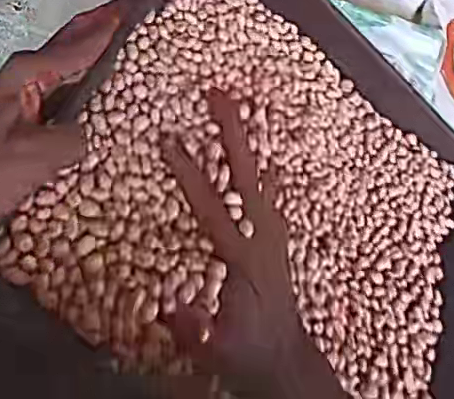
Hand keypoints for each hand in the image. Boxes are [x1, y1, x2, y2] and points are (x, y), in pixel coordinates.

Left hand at [0, 0, 127, 246]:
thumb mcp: (32, 158)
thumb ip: (74, 138)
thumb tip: (105, 129)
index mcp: (29, 71)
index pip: (84, 38)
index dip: (117, 18)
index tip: (148, 0)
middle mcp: (27, 74)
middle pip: (76, 38)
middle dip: (109, 20)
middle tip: (147, 9)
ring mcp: (24, 96)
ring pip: (72, 63)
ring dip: (101, 48)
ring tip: (137, 44)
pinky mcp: (24, 119)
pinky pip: (67, 90)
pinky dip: (91, 80)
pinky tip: (109, 94)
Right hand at [163, 91, 342, 398]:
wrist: (287, 360)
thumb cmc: (249, 352)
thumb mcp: (218, 349)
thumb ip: (193, 329)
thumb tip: (166, 307)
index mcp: (242, 252)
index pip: (211, 204)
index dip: (189, 172)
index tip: (169, 141)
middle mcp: (261, 231)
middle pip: (244, 170)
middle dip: (230, 130)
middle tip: (217, 94)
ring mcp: (272, 228)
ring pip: (257, 171)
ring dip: (244, 137)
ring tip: (232, 105)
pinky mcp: (276, 232)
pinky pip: (268, 188)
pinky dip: (263, 162)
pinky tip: (263, 149)